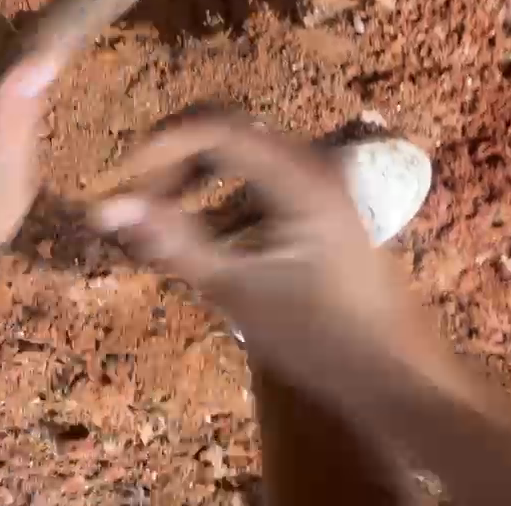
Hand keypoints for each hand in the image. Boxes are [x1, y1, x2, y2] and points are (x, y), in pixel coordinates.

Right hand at [90, 113, 467, 409]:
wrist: (406, 384)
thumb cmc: (322, 340)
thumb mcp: (235, 290)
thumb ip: (169, 242)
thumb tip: (104, 208)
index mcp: (297, 176)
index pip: (210, 126)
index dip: (157, 146)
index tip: (123, 182)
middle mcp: (307, 163)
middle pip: (218, 127)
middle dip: (167, 156)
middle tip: (136, 197)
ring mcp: (313, 179)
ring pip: (230, 146)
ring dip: (186, 171)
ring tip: (158, 213)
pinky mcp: (311, 199)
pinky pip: (247, 170)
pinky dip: (210, 188)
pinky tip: (195, 227)